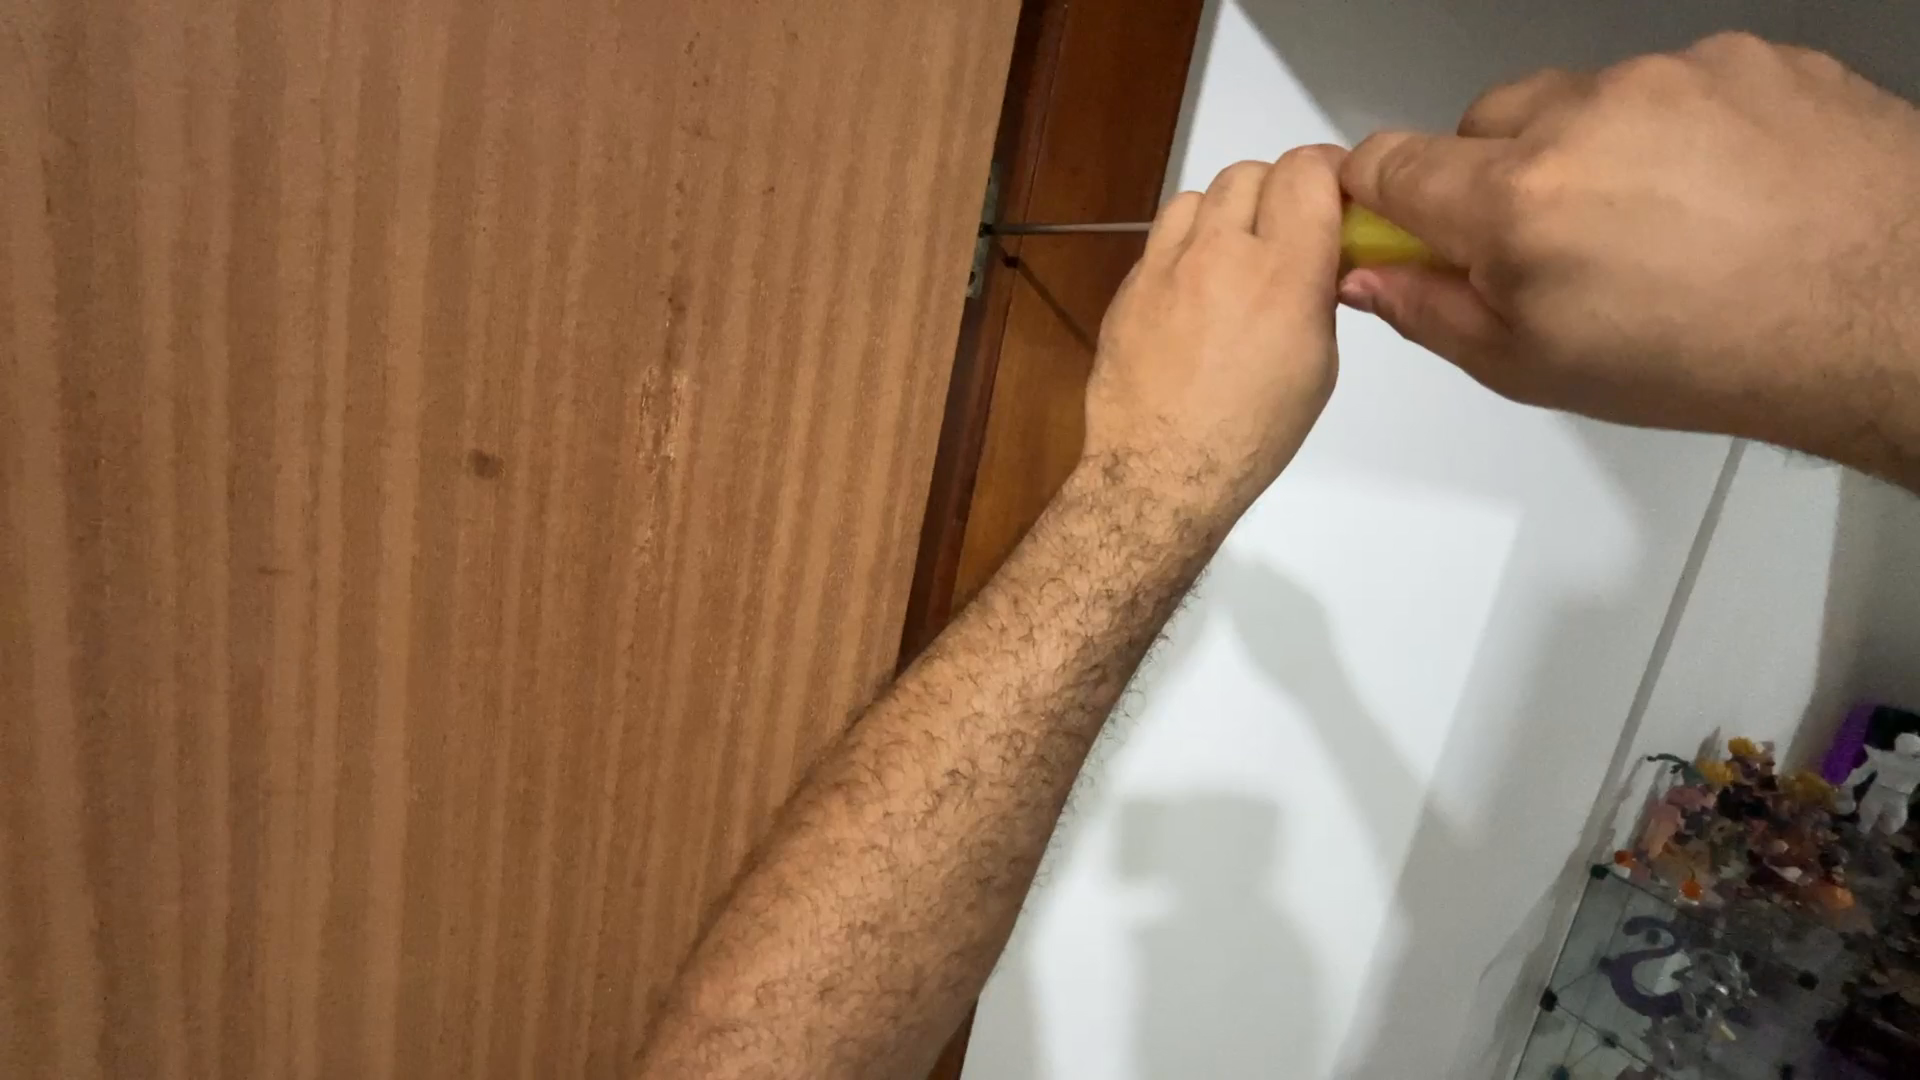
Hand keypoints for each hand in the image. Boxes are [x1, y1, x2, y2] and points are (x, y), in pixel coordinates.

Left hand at [1084, 146, 1345, 524]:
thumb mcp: (1316, 366)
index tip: (1327, 200)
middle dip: (1270, 196)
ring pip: (1194, 200)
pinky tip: (1184, 299)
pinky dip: (1179, 255)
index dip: (1322, 176)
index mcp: (1283, 271)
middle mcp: (1219, 254)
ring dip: (1218, 218)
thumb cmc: (1251, 435)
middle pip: (1247, 174)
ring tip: (1224, 263)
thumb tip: (1308, 263)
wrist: (1160, 471)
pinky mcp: (1124, 293)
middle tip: (1276, 238)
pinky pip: (1157, 246)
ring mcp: (1162, 270)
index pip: (1305, 169)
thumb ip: (1313, 295)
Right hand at [1339, 33, 1919, 482]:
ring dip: (1556, 154)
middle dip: (1470, 178)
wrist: (1884, 313)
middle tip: (1514, 241)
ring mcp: (1669, 77)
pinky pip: (1648, 87)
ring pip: (1560, 103)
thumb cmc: (1692, 353)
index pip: (1387, 162)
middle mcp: (1581, 118)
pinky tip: (1681, 194)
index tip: (1379, 220)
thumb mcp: (1516, 361)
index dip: (1366, 190)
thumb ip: (1422, 309)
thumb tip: (1364, 275)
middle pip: (1470, 125)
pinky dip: (1639, 133)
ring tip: (1615, 222)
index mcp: (1512, 201)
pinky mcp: (1742, 58)